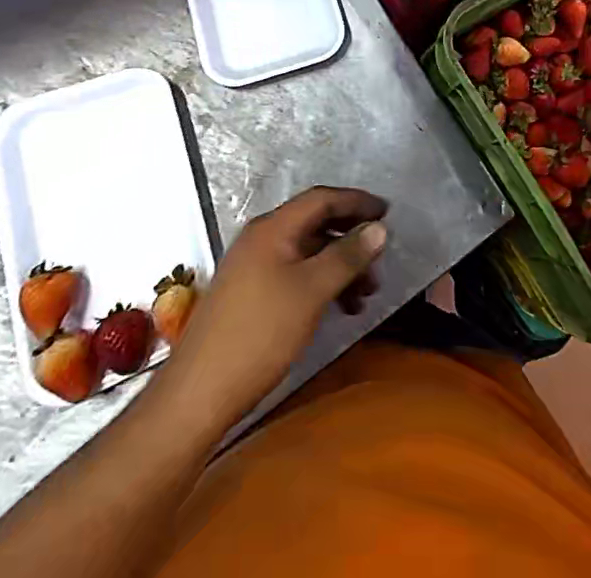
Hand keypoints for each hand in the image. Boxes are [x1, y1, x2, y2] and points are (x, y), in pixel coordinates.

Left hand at [160, 187, 387, 424]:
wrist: (202, 390)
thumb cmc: (262, 332)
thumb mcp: (313, 290)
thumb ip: (348, 255)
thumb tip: (379, 228)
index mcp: (272, 229)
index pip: (321, 199)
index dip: (356, 201)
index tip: (388, 213)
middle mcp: (261, 240)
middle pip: (315, 224)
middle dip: (351, 238)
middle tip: (380, 257)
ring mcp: (253, 267)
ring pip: (308, 252)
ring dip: (340, 266)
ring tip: (366, 293)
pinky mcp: (251, 293)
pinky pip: (296, 274)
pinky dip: (322, 283)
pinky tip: (341, 307)